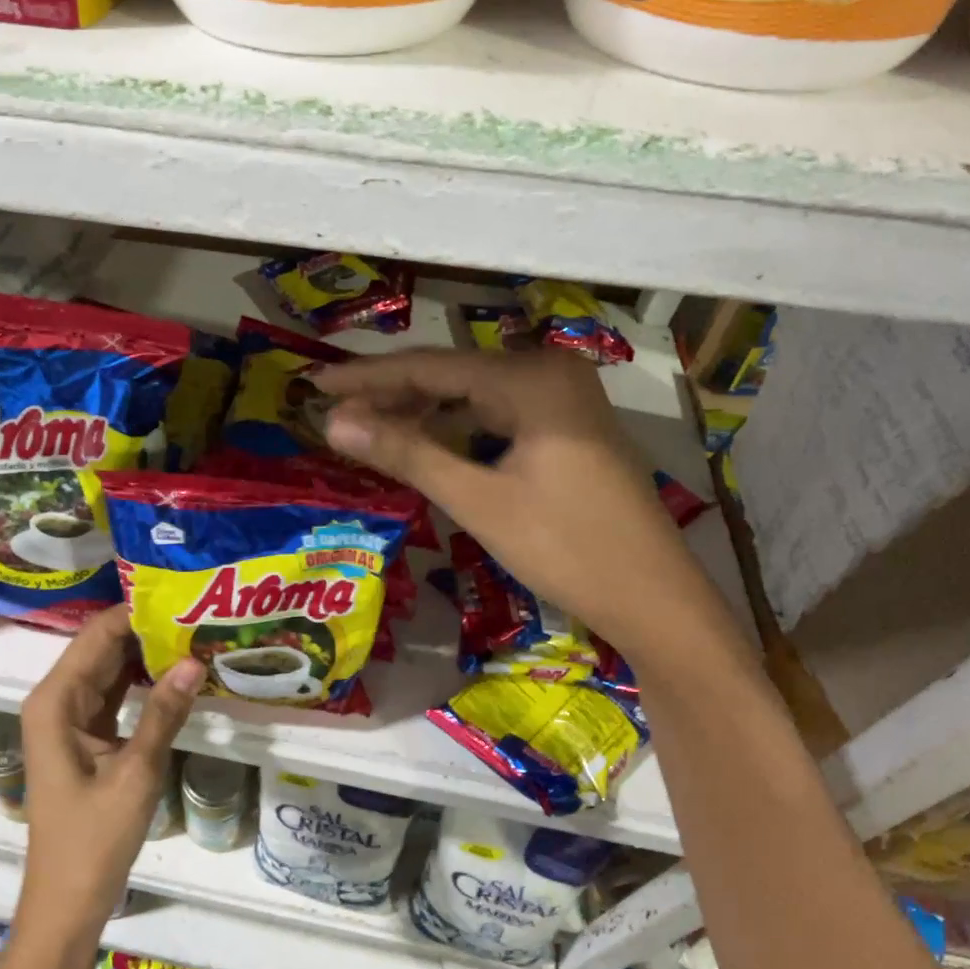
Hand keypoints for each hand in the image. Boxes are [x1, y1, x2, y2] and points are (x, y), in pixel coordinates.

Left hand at [17, 605, 205, 929]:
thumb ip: (164, 713)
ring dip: (147, 654)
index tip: (182, 596)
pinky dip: (142, 682)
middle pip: (103, 647)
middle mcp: (57, 699)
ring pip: (110, 669)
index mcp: (56, 700)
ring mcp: (68, 717)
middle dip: (146, 630)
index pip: (97, 635)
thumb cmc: (93, 838)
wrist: (67, 899)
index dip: (136, 612)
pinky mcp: (84, 735)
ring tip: (196, 632)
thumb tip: (195, 660)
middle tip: (198, 611)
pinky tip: (178, 672)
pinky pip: (113, 694)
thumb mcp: (135, 773)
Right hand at [313, 349, 728, 662]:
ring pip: (472, 397)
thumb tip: (332, 421)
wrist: (654, 601)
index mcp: (532, 377)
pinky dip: (456, 430)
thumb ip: (405, 453)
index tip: (315, 383)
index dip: (366, 377)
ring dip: (421, 413)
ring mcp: (563, 400)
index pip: (429, 367)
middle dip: (391, 396)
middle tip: (333, 413)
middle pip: (451, 376)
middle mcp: (549, 373)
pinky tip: (423, 445)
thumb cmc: (566, 548)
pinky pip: (495, 416)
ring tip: (366, 430)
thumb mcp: (478, 499)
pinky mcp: (567, 428)